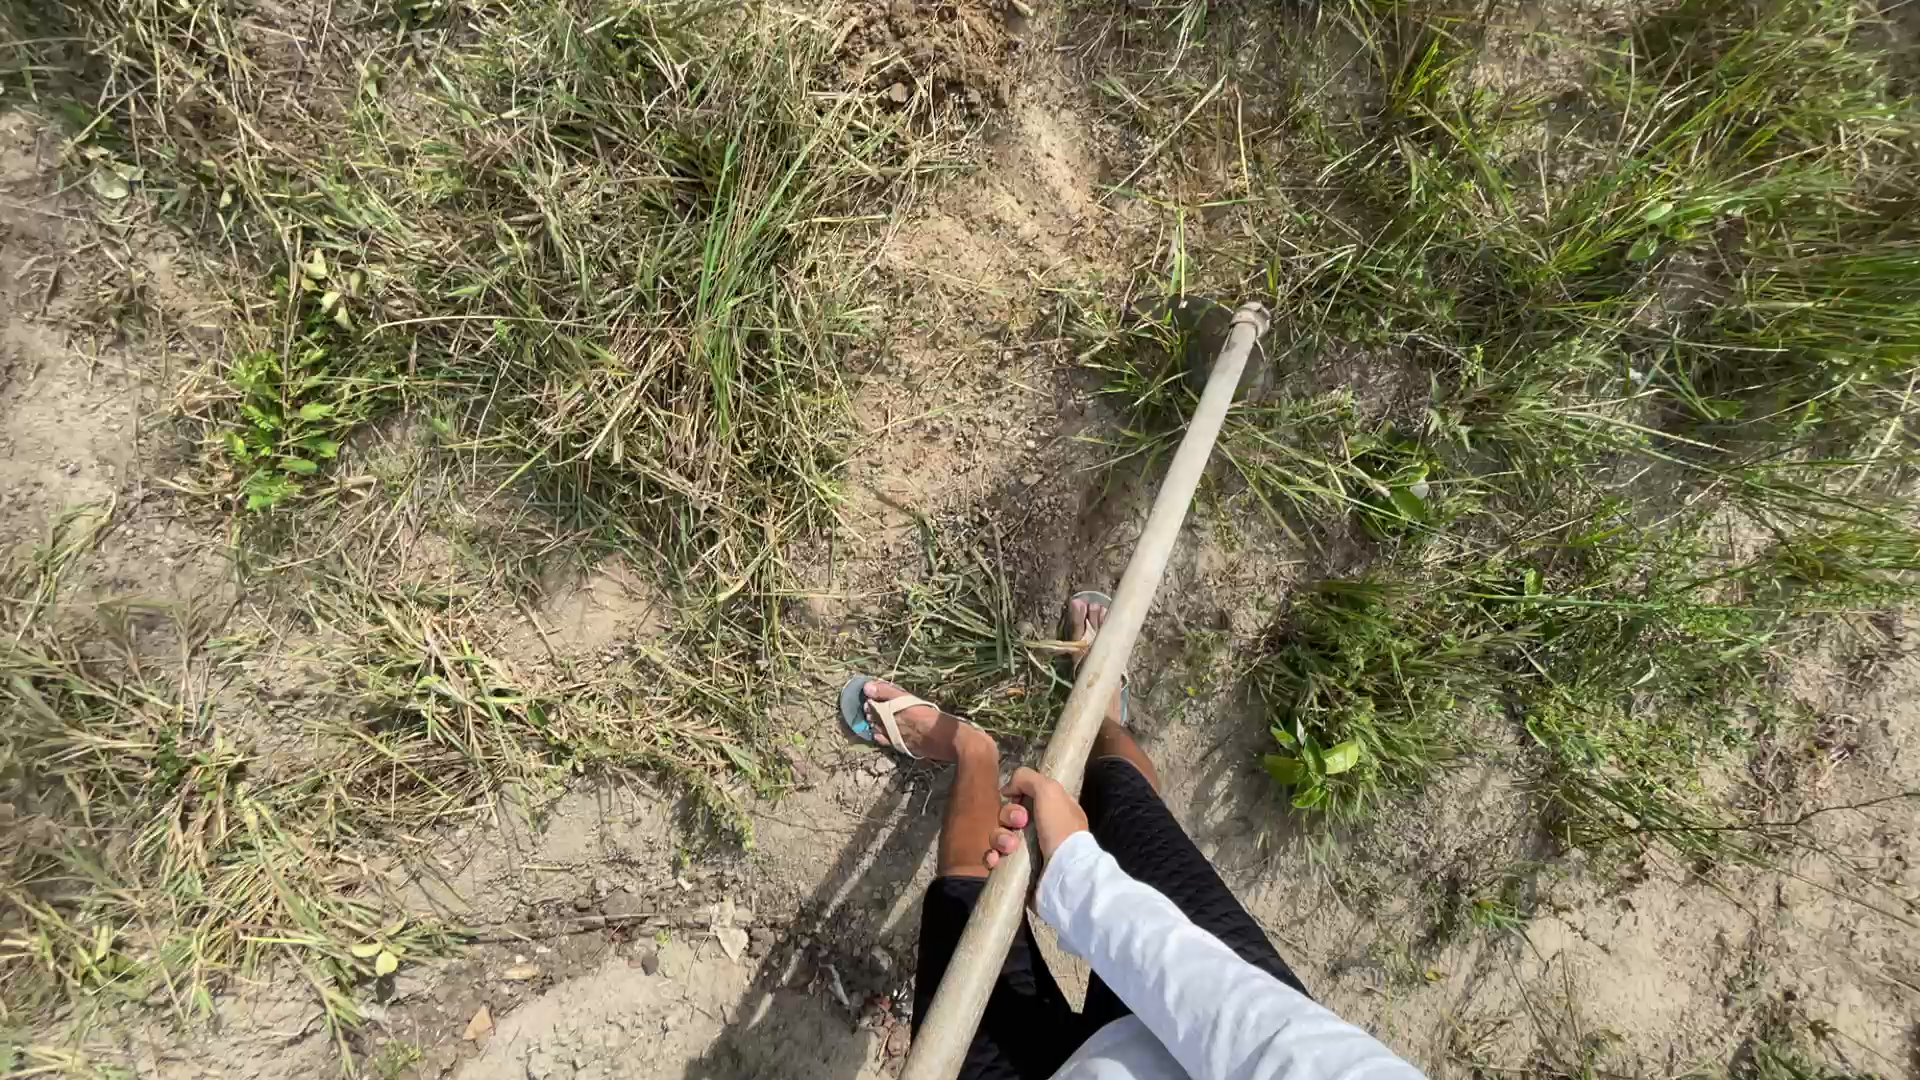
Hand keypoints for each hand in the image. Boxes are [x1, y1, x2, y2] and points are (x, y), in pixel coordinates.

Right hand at [986, 767, 1089, 867]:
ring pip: (999, 835)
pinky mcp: (1017, 869)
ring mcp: (1028, 850)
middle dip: (1008, 816)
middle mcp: (1040, 828)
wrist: (1065, 871)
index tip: (1017, 797)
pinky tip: (995, 859)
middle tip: (1019, 822)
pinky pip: (996, 858)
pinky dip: (992, 857)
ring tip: (1010, 846)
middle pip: (1008, 814)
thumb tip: (1008, 789)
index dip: (1016, 794)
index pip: (1023, 795)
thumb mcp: (1049, 789)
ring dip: (1000, 837)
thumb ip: (1027, 778)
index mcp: (1051, 808)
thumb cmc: (1060, 826)